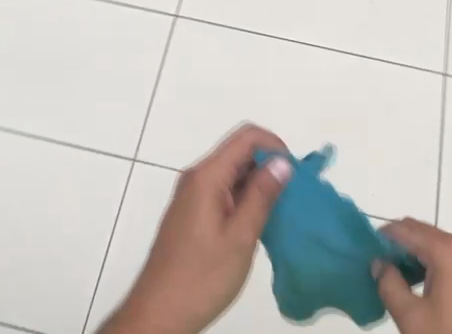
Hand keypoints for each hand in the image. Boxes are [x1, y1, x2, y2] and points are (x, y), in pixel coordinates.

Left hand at [100, 123, 293, 333]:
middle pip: (238, 152)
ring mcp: (191, 195)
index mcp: (207, 176)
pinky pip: (223, 191)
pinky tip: (256, 225)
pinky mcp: (191, 213)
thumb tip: (282, 161)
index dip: (275, 146)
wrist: (158, 315)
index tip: (294, 174)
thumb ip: (261, 196)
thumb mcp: (240, 238)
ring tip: (279, 213)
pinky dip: (243, 199)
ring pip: (232, 173)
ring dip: (257, 184)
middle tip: (292, 197)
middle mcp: (196, 177)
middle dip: (269, 166)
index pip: (246, 137)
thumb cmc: (200, 278)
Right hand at [374, 219, 451, 333]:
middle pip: (420, 233)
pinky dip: (429, 264)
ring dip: (412, 256)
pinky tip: (418, 286)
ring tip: (393, 278)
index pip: (404, 229)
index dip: (381, 237)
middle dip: (396, 246)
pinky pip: (447, 258)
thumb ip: (390, 286)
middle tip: (376, 266)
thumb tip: (378, 264)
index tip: (363, 252)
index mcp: (445, 249)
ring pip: (434, 246)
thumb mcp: (413, 319)